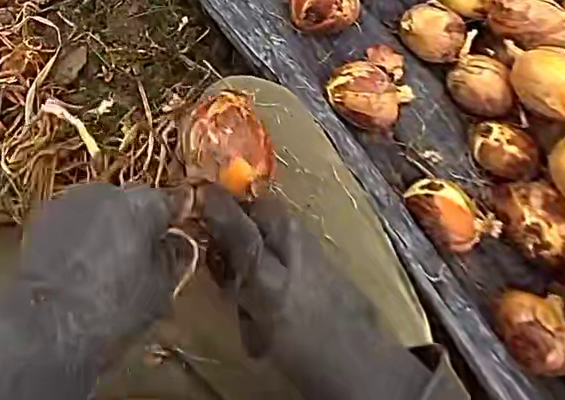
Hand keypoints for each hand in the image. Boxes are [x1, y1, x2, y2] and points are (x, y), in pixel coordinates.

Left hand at [16, 183, 181, 353]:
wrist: (48, 323)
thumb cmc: (110, 312)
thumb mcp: (157, 293)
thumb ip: (171, 259)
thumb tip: (176, 243)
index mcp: (139, 205)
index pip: (166, 200)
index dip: (171, 219)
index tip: (173, 237)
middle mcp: (106, 191)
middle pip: (129, 201)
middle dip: (136, 223)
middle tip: (138, 259)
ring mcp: (72, 199)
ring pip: (100, 208)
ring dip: (106, 227)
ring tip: (103, 265)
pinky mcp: (46, 213)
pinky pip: (73, 218)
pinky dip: (79, 234)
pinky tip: (76, 265)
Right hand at [202, 185, 436, 399]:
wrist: (363, 376)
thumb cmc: (307, 323)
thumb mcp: (262, 275)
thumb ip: (234, 232)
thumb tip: (203, 187)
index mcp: (277, 217)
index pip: (228, 198)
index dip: (209, 219)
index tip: (201, 246)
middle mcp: (286, 230)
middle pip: (235, 232)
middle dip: (225, 263)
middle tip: (229, 292)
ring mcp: (294, 259)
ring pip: (247, 264)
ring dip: (240, 291)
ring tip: (249, 319)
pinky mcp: (299, 288)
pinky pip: (263, 288)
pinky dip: (257, 308)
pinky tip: (262, 331)